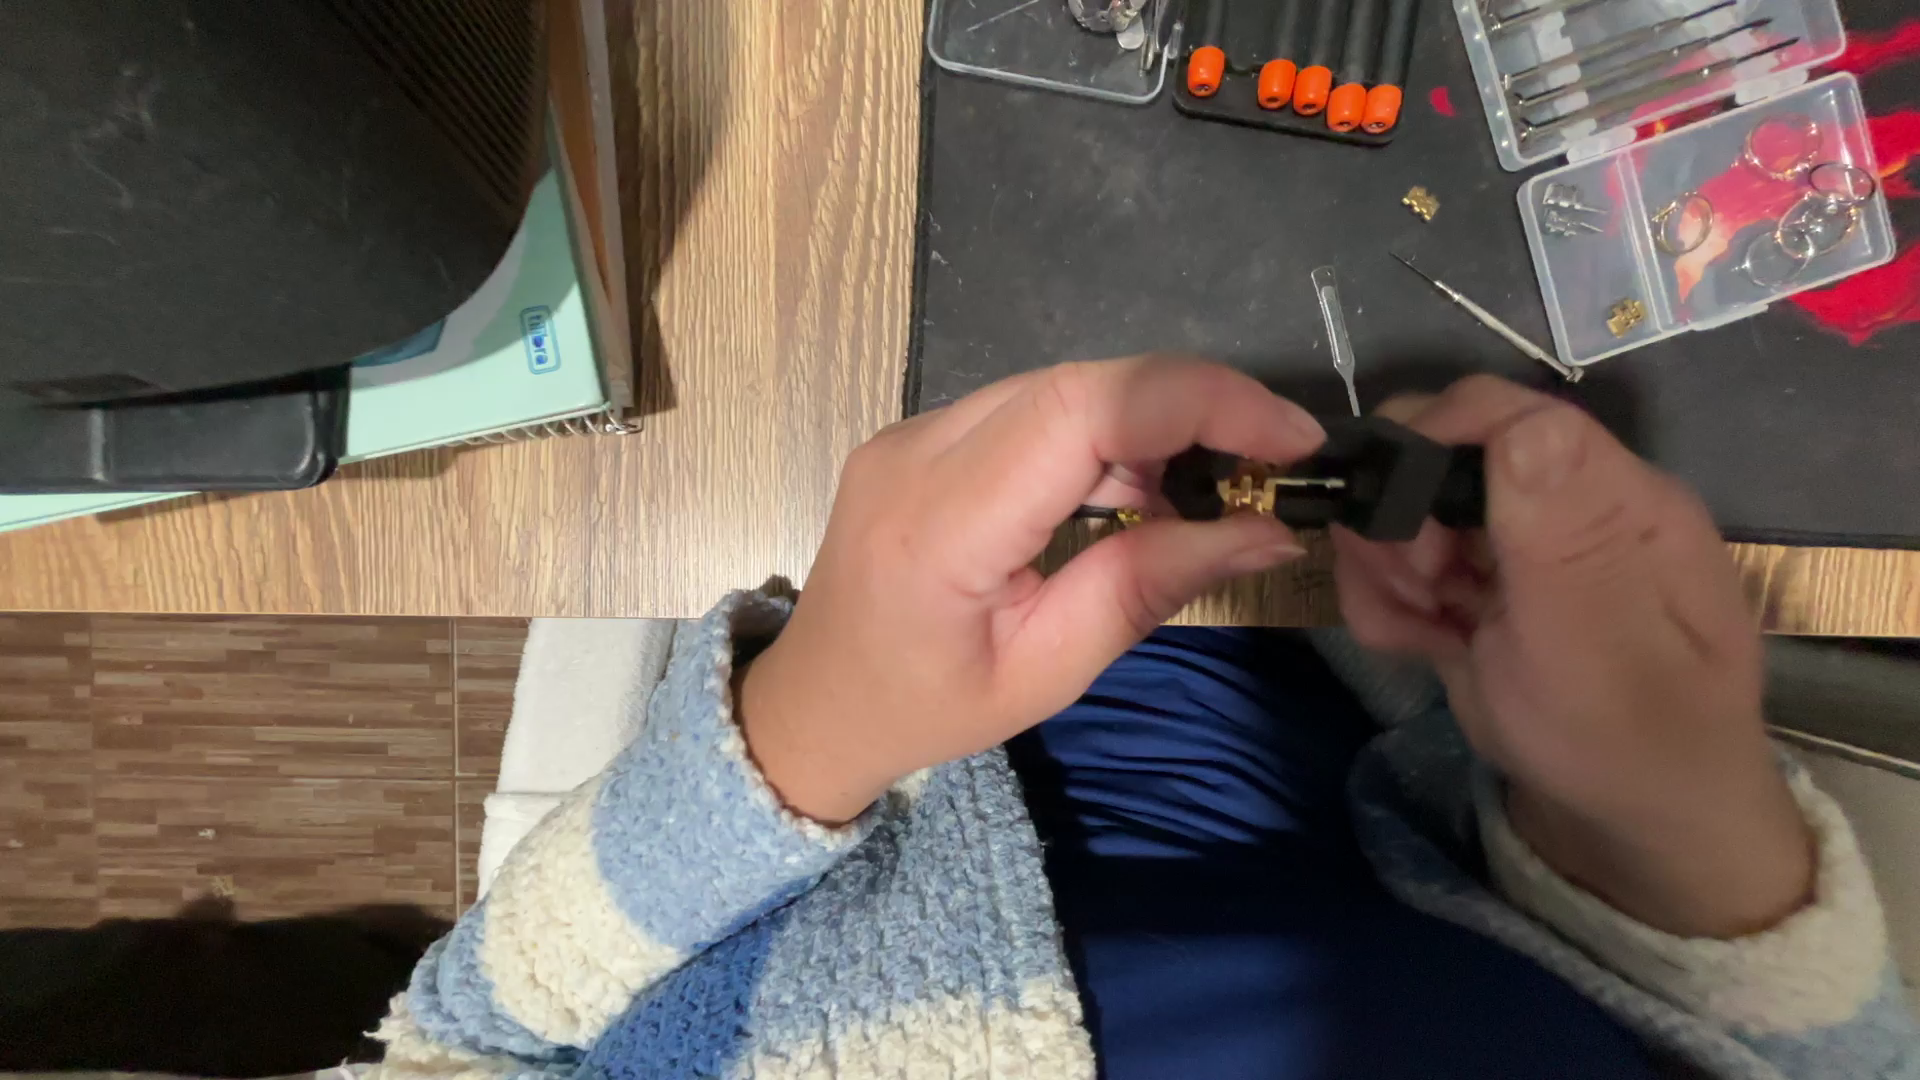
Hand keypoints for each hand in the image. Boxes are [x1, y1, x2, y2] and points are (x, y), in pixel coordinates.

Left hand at [739, 357, 1324, 823]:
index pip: (1080, 412)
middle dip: (1186, 410)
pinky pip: (1021, 411)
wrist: (816, 701)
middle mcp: (914, 452)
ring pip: (1052, 390)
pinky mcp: (914, 437)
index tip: (1289, 438)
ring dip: (1138, 428)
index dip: (1199, 401)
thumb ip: (1145, 589)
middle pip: (1074, 385)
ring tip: (1188, 498)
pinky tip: (1118, 493)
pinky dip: (1090, 438)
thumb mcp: (1045, 672)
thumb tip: (1265, 530)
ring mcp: (907, 434)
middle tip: (1260, 467)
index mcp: (940, 525)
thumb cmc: (924, 710)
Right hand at [1331, 375, 1811, 937]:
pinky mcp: (1464, 579)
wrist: (1616, 816)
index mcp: (1610, 499)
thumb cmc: (1623, 735)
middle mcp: (1553, 504)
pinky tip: (1417, 643)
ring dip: (1381, 579)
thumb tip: (1526, 422)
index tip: (1394, 518)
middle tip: (1422, 591)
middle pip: (1425, 461)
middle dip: (1396, 529)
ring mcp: (1503, 543)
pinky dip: (1381, 605)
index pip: (1502, 412)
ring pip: (1391, 518)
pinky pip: (1385, 567)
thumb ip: (1561, 534)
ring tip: (1421, 632)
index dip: (1427, 443)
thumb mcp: (1594, 643)